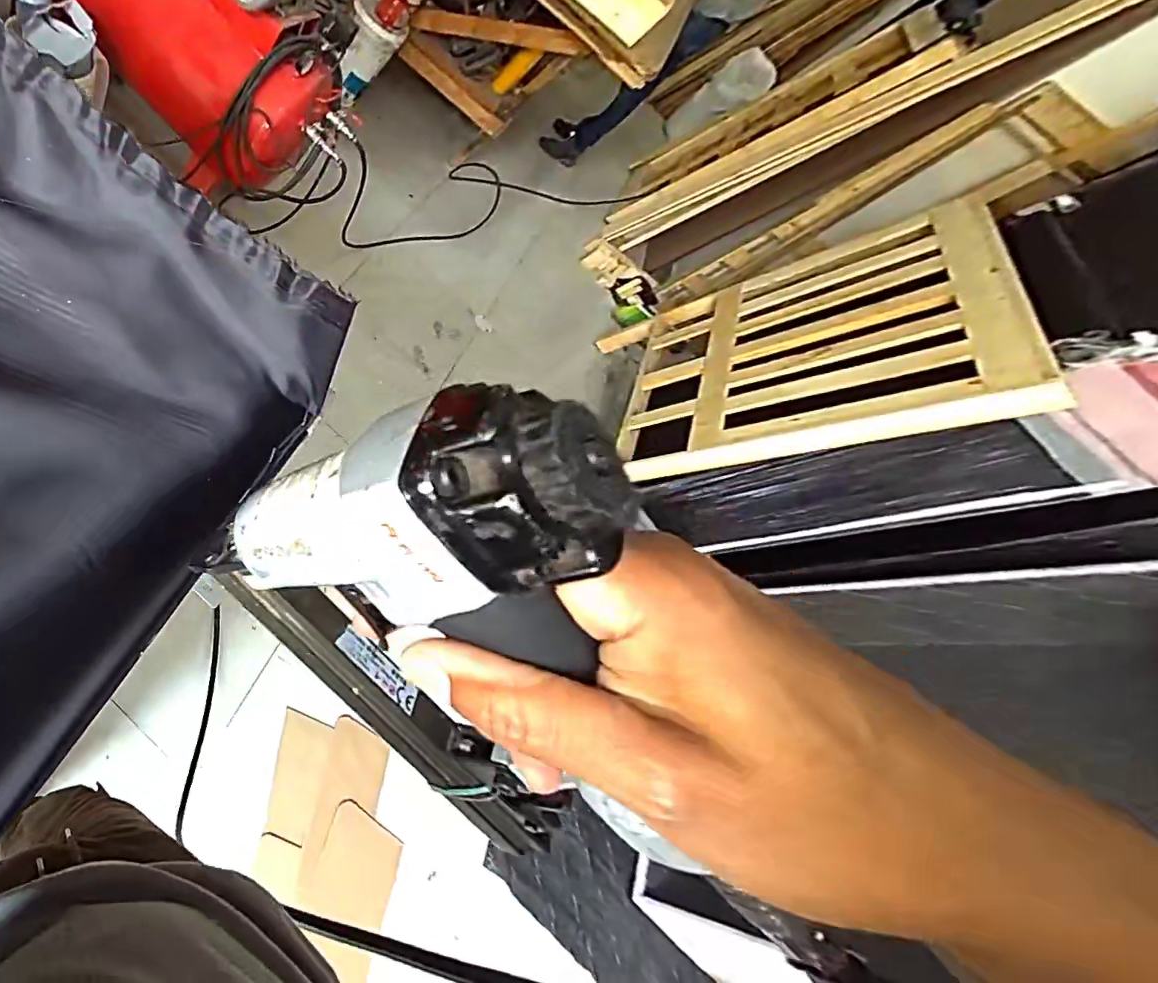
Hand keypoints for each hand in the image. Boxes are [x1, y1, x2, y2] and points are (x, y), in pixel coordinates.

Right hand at [397, 533, 1157, 974]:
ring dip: (537, 680)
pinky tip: (596, 736)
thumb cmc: (837, 815)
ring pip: (554, 615)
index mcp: (645, 585)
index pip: (498, 552)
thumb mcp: (646, 773)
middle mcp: (658, 569)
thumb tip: (432, 663)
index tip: (434, 652)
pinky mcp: (687, 616)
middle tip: (520, 734)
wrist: (967, 846)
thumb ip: (522, 708)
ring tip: (563, 752)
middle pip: (521, 588)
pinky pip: (596, 630)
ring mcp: (676, 591)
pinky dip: (577, 681)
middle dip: (499, 662)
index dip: (448, 598)